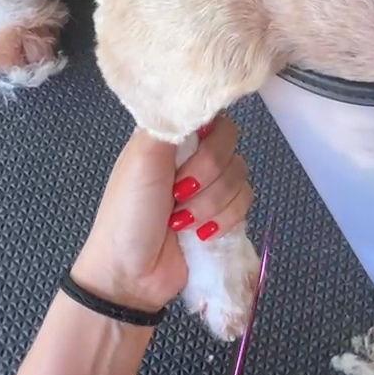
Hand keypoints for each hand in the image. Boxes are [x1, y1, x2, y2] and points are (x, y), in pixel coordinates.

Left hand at [71, 117, 251, 313]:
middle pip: (231, 144)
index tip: (195, 148)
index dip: (209, 132)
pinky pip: (245, 203)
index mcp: (171, 136)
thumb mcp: (141, 160)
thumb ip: (170, 123)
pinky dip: (223, 220)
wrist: (129, 275)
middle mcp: (192, 155)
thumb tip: (197, 99)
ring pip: (241, 175)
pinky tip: (199, 233)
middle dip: (207, 174)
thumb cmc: (127, 214)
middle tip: (178, 192)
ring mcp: (209, 186)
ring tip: (181, 220)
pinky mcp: (222, 214)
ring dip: (211, 203)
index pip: (210, 112)